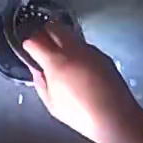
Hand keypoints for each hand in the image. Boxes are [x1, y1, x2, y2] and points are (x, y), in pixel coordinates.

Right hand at [21, 22, 142, 142]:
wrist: (115, 116)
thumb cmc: (80, 114)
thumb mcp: (52, 104)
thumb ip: (40, 83)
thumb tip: (37, 71)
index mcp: (55, 61)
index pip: (34, 41)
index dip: (28, 44)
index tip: (28, 49)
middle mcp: (72, 50)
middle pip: (53, 26)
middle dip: (43, 32)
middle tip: (41, 44)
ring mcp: (89, 50)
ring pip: (69, 33)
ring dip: (61, 38)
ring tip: (60, 55)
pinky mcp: (101, 55)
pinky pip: (84, 45)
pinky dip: (76, 49)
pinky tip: (78, 66)